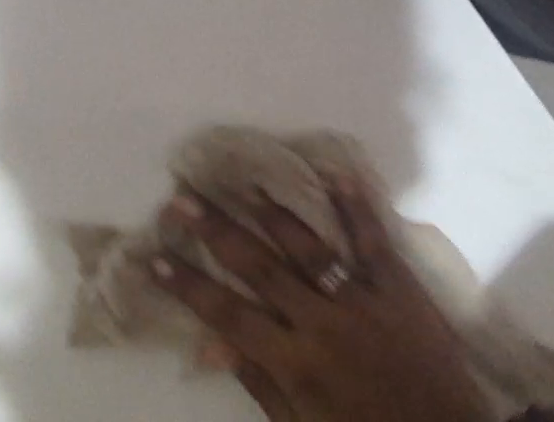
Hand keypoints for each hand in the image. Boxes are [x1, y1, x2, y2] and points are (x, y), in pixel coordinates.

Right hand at [151, 180, 493, 421]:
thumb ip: (258, 380)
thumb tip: (210, 342)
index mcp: (295, 362)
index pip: (230, 315)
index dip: (189, 285)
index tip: (156, 256)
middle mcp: (322, 322)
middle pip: (261, 269)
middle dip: (217, 232)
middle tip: (183, 198)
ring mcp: (362, 297)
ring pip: (309, 246)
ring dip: (274, 212)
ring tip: (244, 181)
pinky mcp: (398, 284)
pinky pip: (372, 239)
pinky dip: (355, 206)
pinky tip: (336, 173)